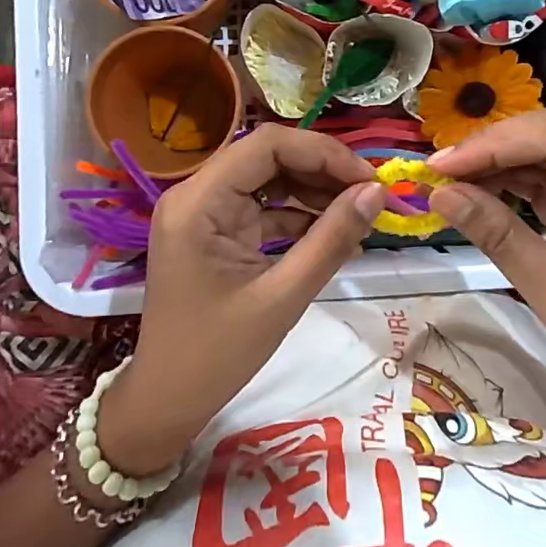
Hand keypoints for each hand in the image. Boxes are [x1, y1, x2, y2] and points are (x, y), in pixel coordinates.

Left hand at [99, 125, 386, 475]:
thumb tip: (377, 193)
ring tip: (359, 215)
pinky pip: (264, 209)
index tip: (369, 179)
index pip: (268, 145)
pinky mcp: (216, 233)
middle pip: (269, 158)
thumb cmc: (217, 353)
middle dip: (323, 172)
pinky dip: (300, 218)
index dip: (324, 153)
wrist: (168, 401)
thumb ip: (331, 239)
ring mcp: (204, 214)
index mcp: (198, 202)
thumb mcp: (283, 296)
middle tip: (371, 196)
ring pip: (269, 181)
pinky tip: (335, 235)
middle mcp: (196, 195)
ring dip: (315, 193)